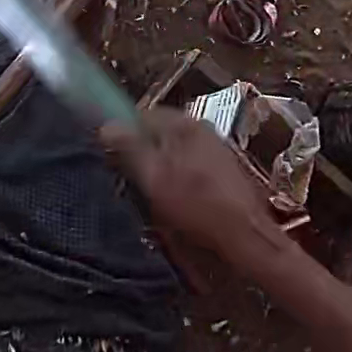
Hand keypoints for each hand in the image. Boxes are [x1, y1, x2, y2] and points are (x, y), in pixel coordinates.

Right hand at [100, 108, 285, 267]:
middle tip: (130, 182)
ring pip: (174, 150)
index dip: (122, 135)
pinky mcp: (223, 169)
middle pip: (158, 133)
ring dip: (159, 168)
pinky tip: (175, 201)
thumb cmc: (196, 206)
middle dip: (141, 153)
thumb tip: (106, 126)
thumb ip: (130, 148)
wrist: (246, 236)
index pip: (142, 115)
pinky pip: (189, 164)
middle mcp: (201, 127)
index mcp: (184, 122)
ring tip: (150, 196)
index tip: (111, 160)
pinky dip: (177, 178)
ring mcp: (214, 147)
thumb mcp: (154, 178)